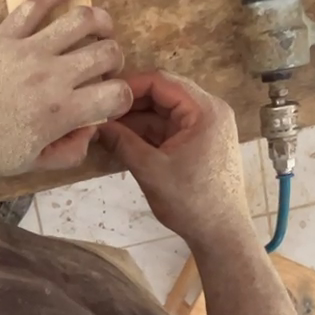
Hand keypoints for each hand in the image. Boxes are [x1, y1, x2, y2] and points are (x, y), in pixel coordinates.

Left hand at [0, 0, 132, 179]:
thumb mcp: (29, 165)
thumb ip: (67, 152)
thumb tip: (89, 131)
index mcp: (60, 112)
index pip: (117, 95)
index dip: (122, 99)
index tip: (109, 104)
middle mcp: (52, 76)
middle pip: (107, 53)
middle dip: (115, 62)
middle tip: (103, 71)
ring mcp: (28, 50)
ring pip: (83, 21)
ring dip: (102, 23)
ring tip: (103, 30)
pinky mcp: (5, 34)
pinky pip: (40, 0)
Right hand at [98, 71, 251, 248]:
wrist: (220, 233)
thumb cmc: (191, 202)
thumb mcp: (151, 170)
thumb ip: (122, 143)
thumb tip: (94, 125)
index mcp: (205, 110)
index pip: (161, 81)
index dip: (128, 86)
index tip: (102, 97)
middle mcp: (209, 111)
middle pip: (163, 94)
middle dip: (130, 104)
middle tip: (99, 113)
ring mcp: (204, 128)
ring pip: (163, 113)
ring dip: (135, 120)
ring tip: (105, 128)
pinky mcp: (198, 144)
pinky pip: (168, 129)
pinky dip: (146, 133)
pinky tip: (122, 140)